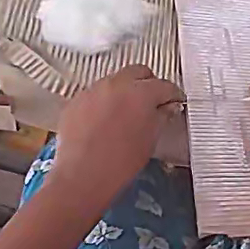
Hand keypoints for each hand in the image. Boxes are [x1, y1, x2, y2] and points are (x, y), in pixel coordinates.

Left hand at [49, 65, 184, 209]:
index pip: (164, 85)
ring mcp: (93, 90)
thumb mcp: (150, 140)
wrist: (83, 175)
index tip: (173, 103)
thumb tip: (166, 108)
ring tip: (126, 114)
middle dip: (148, 84)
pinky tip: (104, 122)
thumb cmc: (121, 162)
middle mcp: (116, 84)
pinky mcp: (76, 101)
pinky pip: (95, 95)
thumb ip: (161, 117)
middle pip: (138, 72)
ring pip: (115, 81)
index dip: (172, 95)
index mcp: (141, 92)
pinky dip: (103, 103)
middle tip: (152, 103)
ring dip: (124, 92)